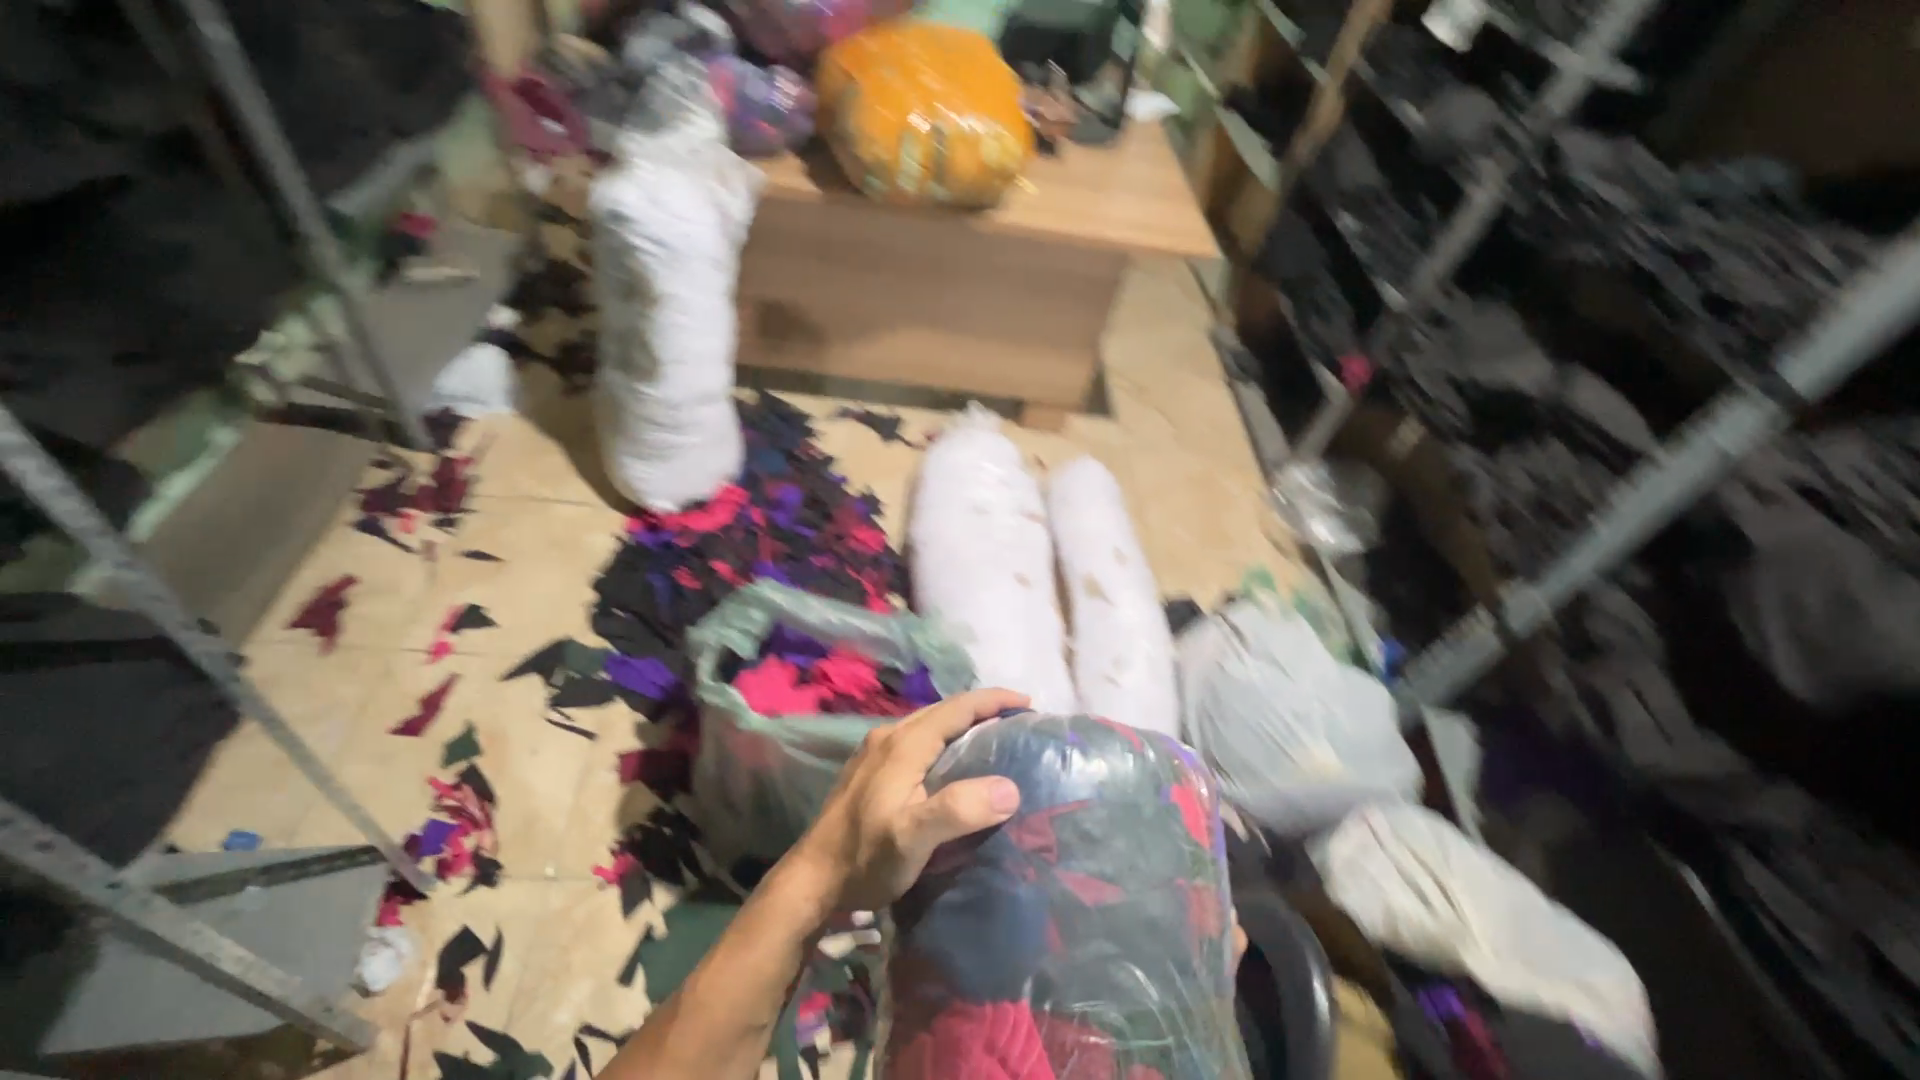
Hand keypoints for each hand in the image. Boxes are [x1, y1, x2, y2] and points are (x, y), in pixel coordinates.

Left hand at [786, 687, 1028, 912]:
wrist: (812, 880)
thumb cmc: (865, 858)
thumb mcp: (914, 837)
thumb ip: (958, 809)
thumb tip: (1010, 788)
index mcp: (903, 744)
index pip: (957, 708)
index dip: (994, 701)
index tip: (1029, 705)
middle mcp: (888, 737)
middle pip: (943, 711)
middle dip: (982, 709)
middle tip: (1018, 722)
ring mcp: (875, 753)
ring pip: (928, 725)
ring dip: (961, 725)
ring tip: (993, 739)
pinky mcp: (869, 771)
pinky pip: (916, 741)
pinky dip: (943, 741)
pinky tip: (953, 764)